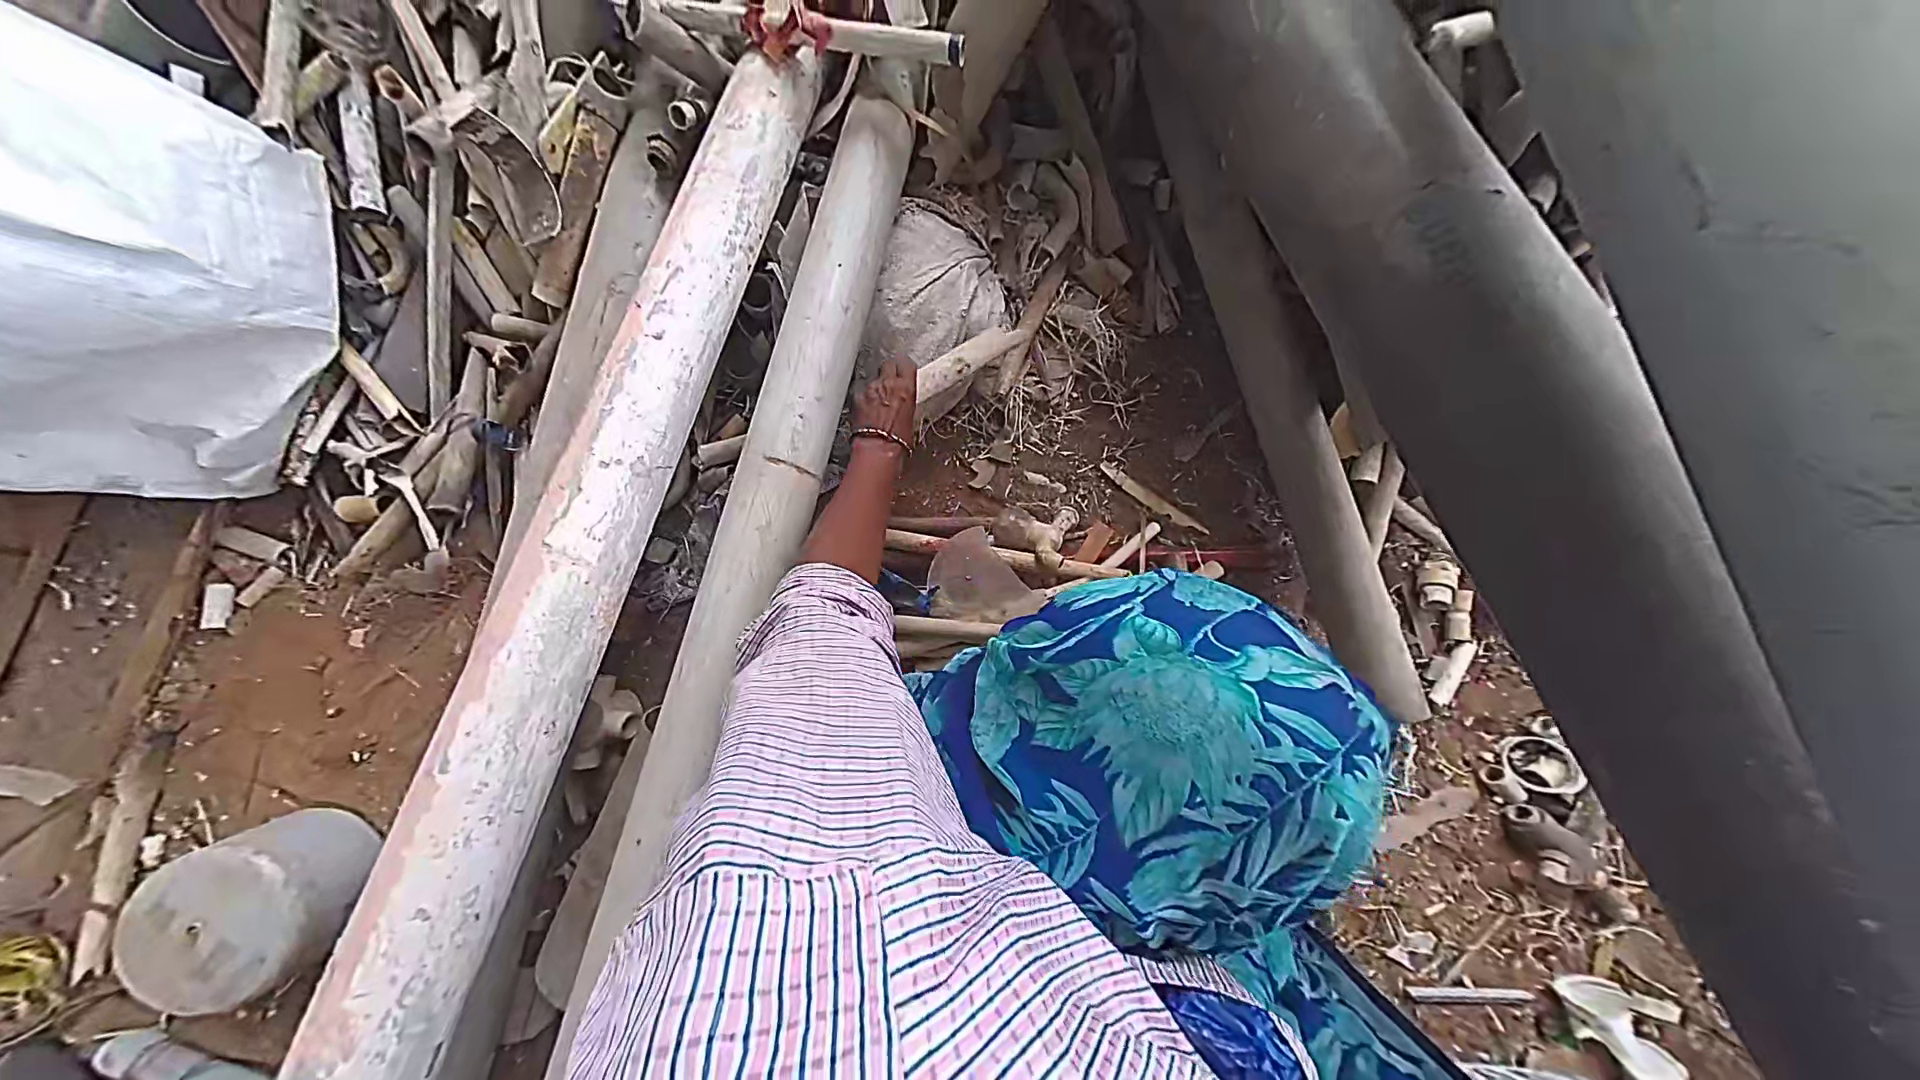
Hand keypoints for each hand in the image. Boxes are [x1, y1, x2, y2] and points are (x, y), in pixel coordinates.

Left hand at [853, 359, 916, 446]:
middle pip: (888, 364)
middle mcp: (888, 382)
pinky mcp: (857, 396)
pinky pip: (862, 391)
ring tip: (878, 402)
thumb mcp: (911, 415)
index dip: (904, 367)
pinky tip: (867, 410)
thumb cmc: (898, 439)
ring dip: (876, 387)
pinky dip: (864, 398)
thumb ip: (905, 399)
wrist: (878, 448)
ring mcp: (870, 388)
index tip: (903, 371)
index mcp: (906, 387)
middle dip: (889, 371)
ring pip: (873, 378)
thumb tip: (901, 398)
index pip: (906, 363)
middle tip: (890, 383)